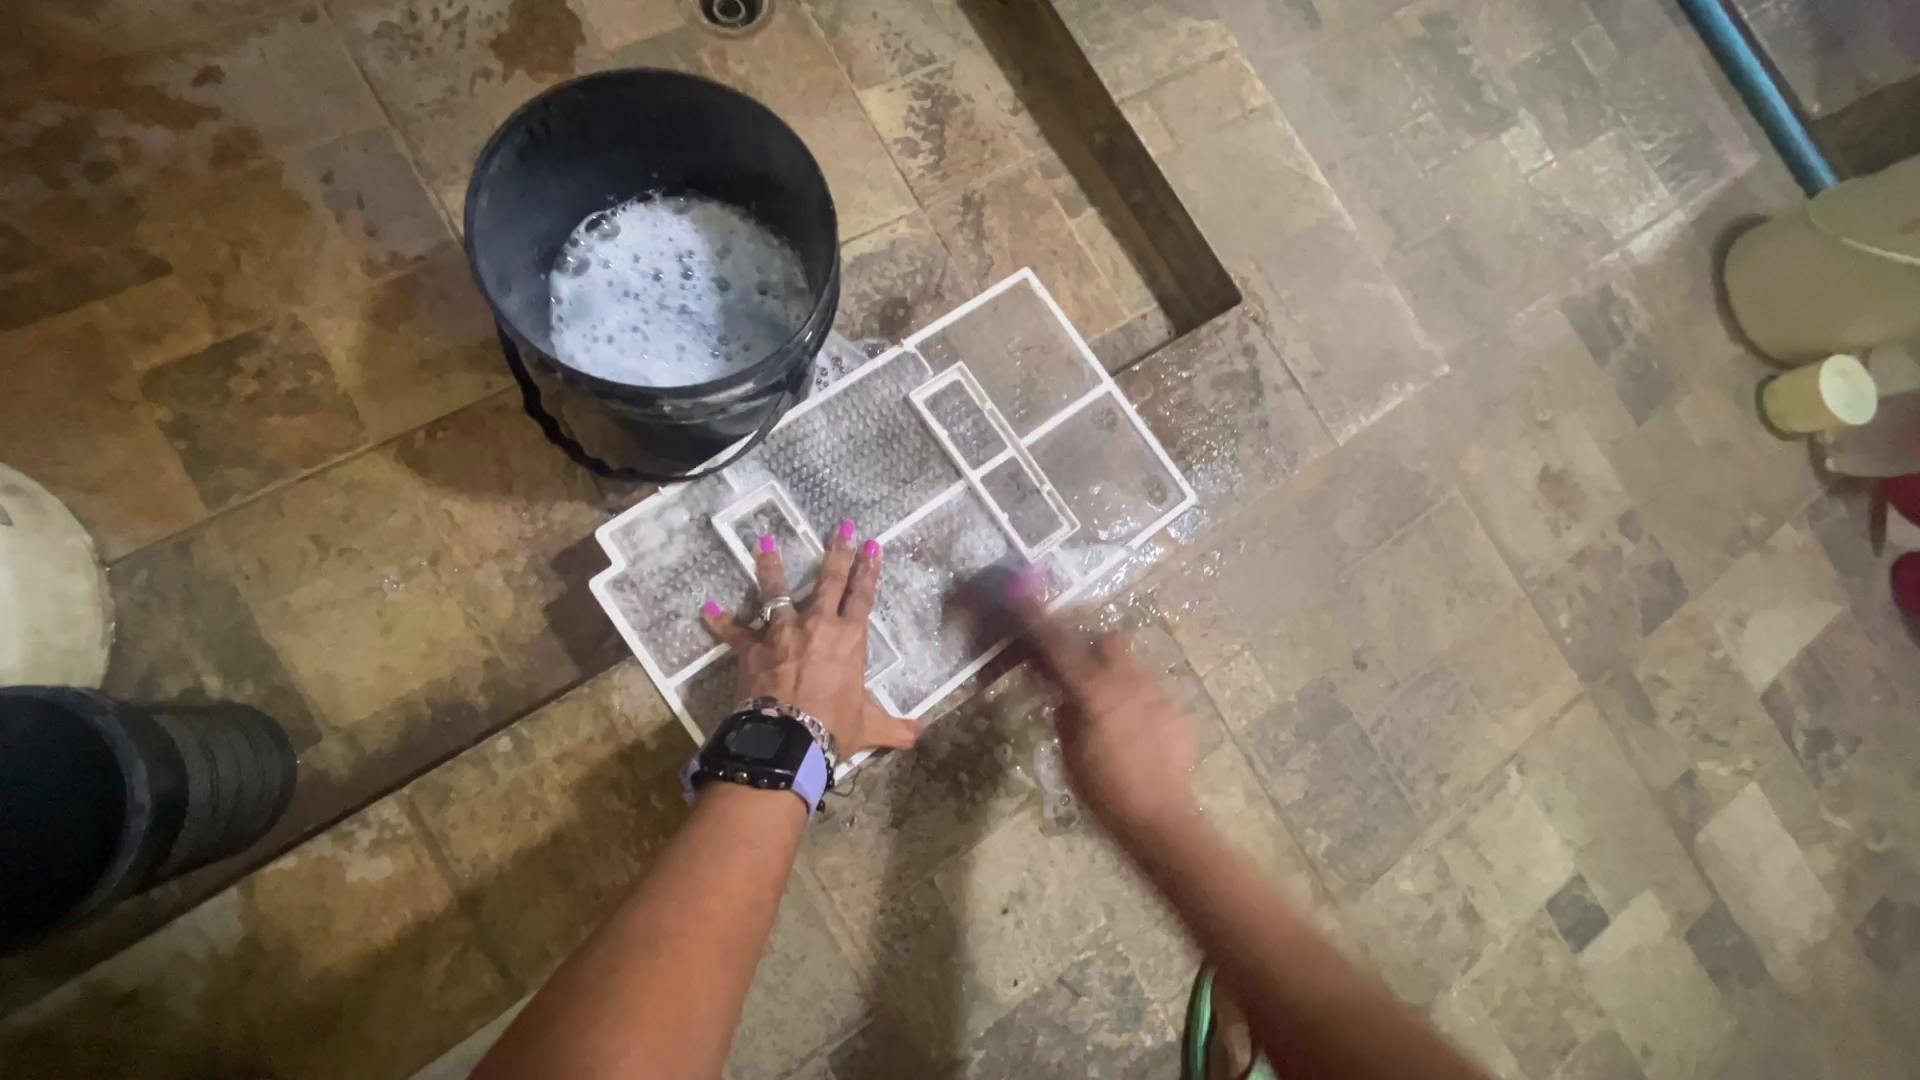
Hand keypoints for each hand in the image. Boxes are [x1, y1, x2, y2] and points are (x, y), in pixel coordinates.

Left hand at [700, 521, 918, 756]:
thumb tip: (920, 735)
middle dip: (837, 552)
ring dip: (771, 565)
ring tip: (765, 541)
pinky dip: (721, 621)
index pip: (863, 596)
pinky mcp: (752, 648)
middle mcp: (817, 625)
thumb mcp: (869, 726)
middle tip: (841, 526)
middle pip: (829, 581)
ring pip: (776, 591)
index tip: (872, 545)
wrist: (789, 738)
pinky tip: (708, 608)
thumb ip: (895, 727)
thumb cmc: (834, 726)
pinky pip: (734, 632)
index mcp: (850, 638)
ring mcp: (782, 632)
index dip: (868, 570)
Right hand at [1004, 571, 1197, 836]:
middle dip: (1094, 650)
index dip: (1039, 620)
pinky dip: (1141, 706)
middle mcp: (1128, 682)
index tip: (1025, 596)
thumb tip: (1066, 698)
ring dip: (1119, 679)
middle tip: (1082, 674)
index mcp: (1092, 691)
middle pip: (1109, 642)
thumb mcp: (1068, 753)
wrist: (1159, 819)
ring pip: (1134, 668)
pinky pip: (1154, 696)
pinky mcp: (1178, 713)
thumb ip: (1065, 715)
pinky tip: (1139, 737)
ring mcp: (1158, 695)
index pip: (1058, 646)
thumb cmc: (1102, 791)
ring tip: (1114, 713)